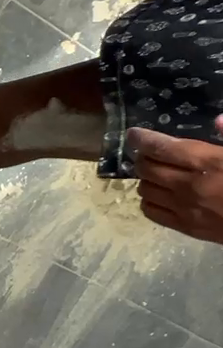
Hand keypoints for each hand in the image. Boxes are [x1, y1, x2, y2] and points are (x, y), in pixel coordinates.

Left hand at [132, 118, 222, 244]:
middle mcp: (189, 186)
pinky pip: (150, 211)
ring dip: (147, 178)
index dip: (144, 139)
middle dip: (144, 157)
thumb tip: (218, 120)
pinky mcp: (186, 227)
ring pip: (145, 190)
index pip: (163, 148)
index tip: (134, 134)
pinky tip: (161, 194)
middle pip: (147, 169)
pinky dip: (149, 199)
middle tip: (149, 152)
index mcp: (211, 163)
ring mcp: (184, 208)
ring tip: (157, 172)